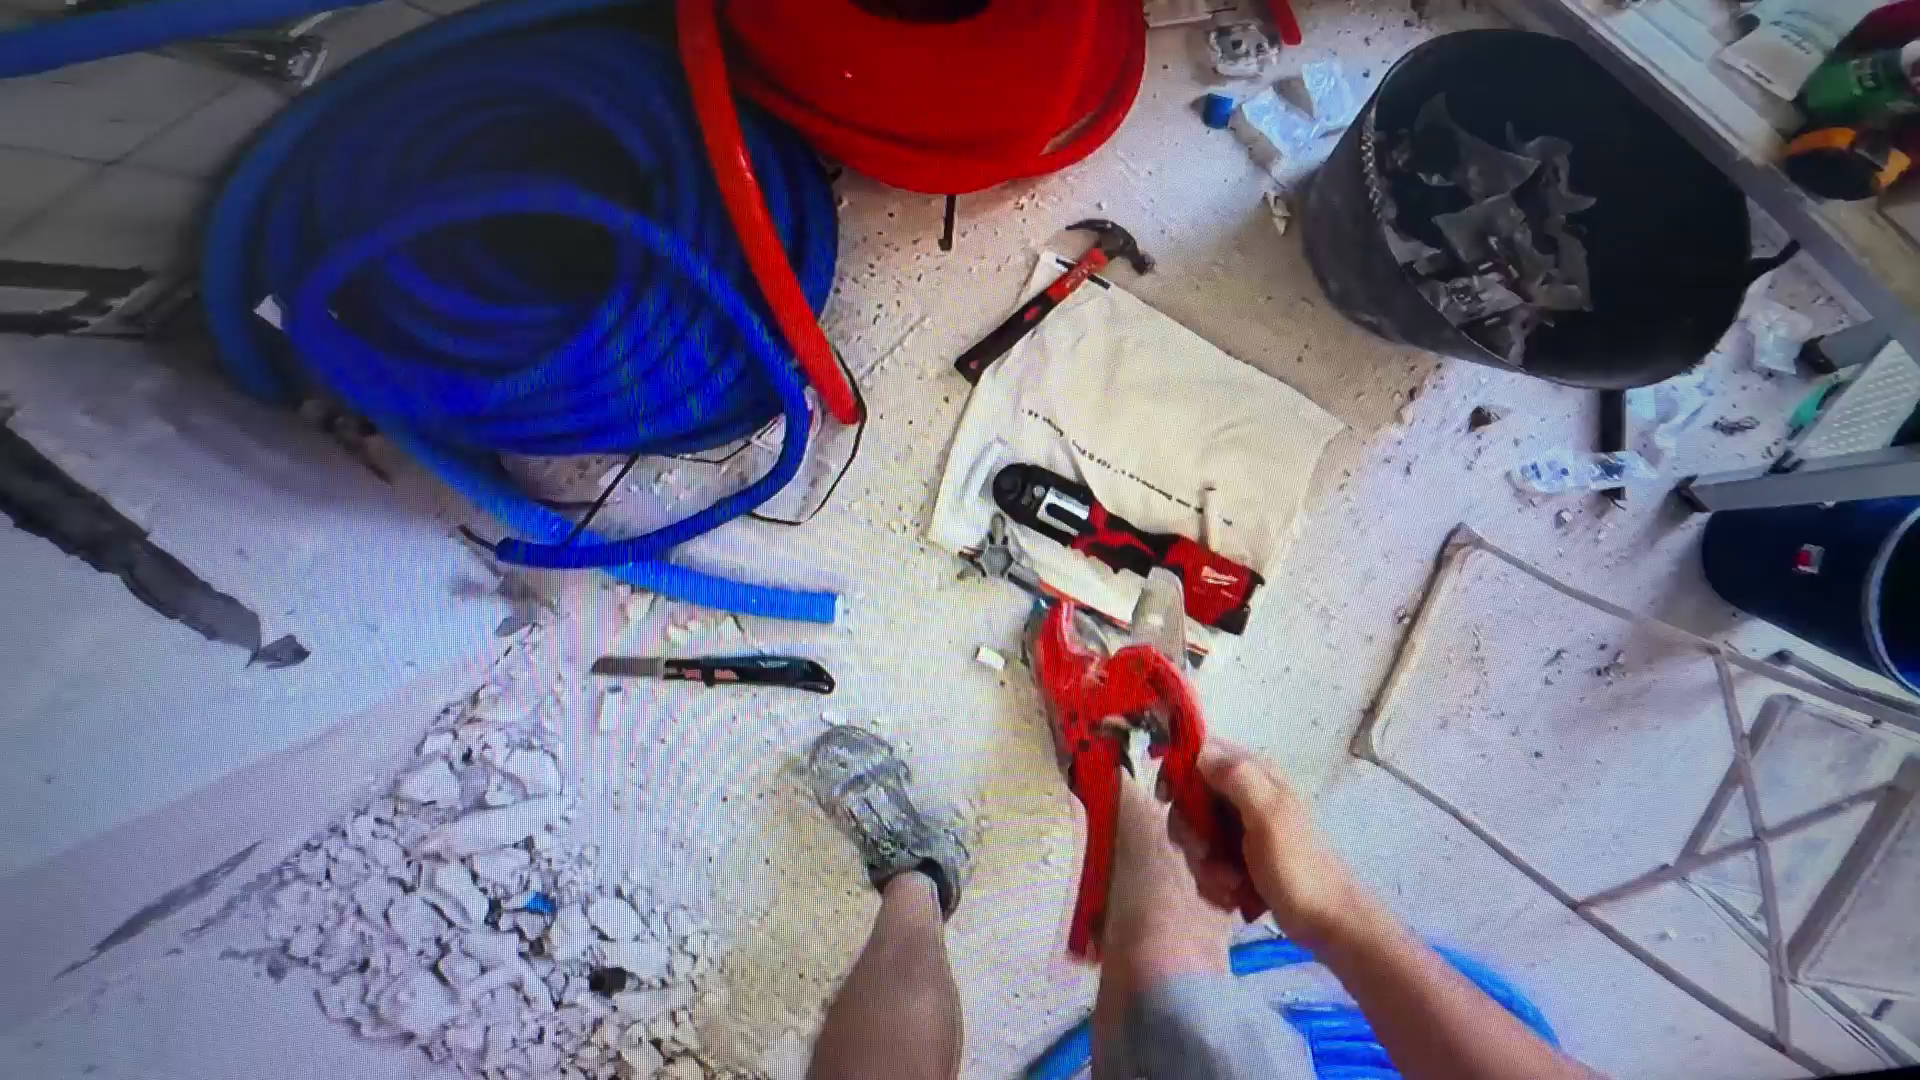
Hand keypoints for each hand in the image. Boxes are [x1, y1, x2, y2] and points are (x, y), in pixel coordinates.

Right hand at [1167, 740, 1364, 948]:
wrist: (1329, 926)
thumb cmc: (1299, 869)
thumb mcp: (1269, 817)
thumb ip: (1237, 779)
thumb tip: (1198, 751)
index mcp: (1253, 774)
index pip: (1199, 752)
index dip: (1177, 772)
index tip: (1168, 799)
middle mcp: (1243, 794)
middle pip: (1189, 799)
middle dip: (1192, 833)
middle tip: (1206, 855)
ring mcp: (1240, 827)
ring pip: (1195, 834)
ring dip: (1205, 864)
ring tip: (1231, 885)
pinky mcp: (1238, 856)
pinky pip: (1206, 860)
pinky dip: (1214, 880)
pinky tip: (1233, 895)